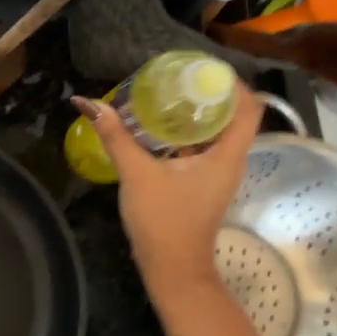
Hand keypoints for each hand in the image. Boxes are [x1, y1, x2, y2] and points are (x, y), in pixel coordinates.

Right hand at [73, 83, 261, 294]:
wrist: (172, 267)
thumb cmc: (163, 220)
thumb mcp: (136, 173)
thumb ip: (115, 135)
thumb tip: (88, 103)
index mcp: (226, 154)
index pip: (249, 107)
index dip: (231, 83)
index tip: (201, 68)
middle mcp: (230, 160)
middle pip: (231, 115)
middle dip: (206, 93)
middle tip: (174, 76)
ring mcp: (217, 173)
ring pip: (214, 132)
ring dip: (194, 113)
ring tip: (162, 95)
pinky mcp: (202, 182)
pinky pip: (200, 147)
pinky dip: (183, 132)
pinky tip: (155, 127)